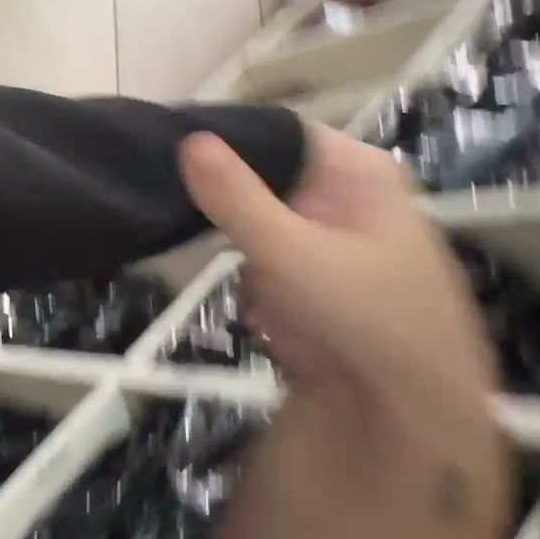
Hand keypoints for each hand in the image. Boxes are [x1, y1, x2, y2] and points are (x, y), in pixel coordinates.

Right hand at [179, 125, 496, 406]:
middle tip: (143, 169)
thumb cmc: (360, 319)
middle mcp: (339, 192)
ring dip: (207, 208)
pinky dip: (219, 240)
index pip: (276, 128)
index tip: (157, 134)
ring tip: (149, 199)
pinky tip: (178, 235)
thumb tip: (187, 136)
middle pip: (258, 164)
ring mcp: (318, 230)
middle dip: (207, 172)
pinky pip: (247, 237)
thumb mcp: (289, 251)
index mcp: (355, 173)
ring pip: (248, 202)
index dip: (219, 129)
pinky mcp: (297, 266)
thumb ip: (235, 194)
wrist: (396, 411)